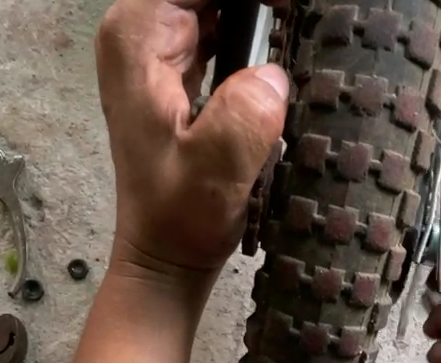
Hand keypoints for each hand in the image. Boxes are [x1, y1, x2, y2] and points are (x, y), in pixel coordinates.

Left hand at [95, 0, 289, 277]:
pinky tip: (280, 50)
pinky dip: (250, 35)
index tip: (291, 11)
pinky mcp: (176, 75)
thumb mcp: (215, 169)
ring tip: (296, 32)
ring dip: (256, 17)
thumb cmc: (180, 220)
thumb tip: (275, 75)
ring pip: (216, 5)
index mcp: (138, 35)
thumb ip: (245, 113)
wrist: (165, 259)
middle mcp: (139, 31)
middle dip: (257, 6)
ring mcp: (155, 52)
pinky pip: (219, 30)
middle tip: (302, 25)